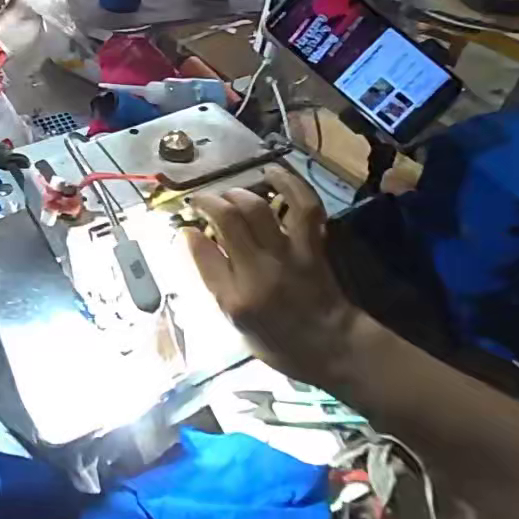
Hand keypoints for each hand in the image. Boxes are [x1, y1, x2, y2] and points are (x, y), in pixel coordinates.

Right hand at [183, 166, 387, 390]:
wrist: (333, 345)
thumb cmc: (278, 340)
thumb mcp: (234, 321)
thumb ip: (212, 277)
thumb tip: (190, 236)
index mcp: (236, 297)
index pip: (202, 252)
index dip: (189, 229)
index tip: (186, 219)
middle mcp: (260, 271)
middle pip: (229, 219)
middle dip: (210, 202)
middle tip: (203, 202)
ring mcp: (289, 254)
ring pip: (259, 208)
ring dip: (239, 193)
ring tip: (230, 194)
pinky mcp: (313, 244)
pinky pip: (303, 206)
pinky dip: (289, 183)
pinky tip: (273, 172)